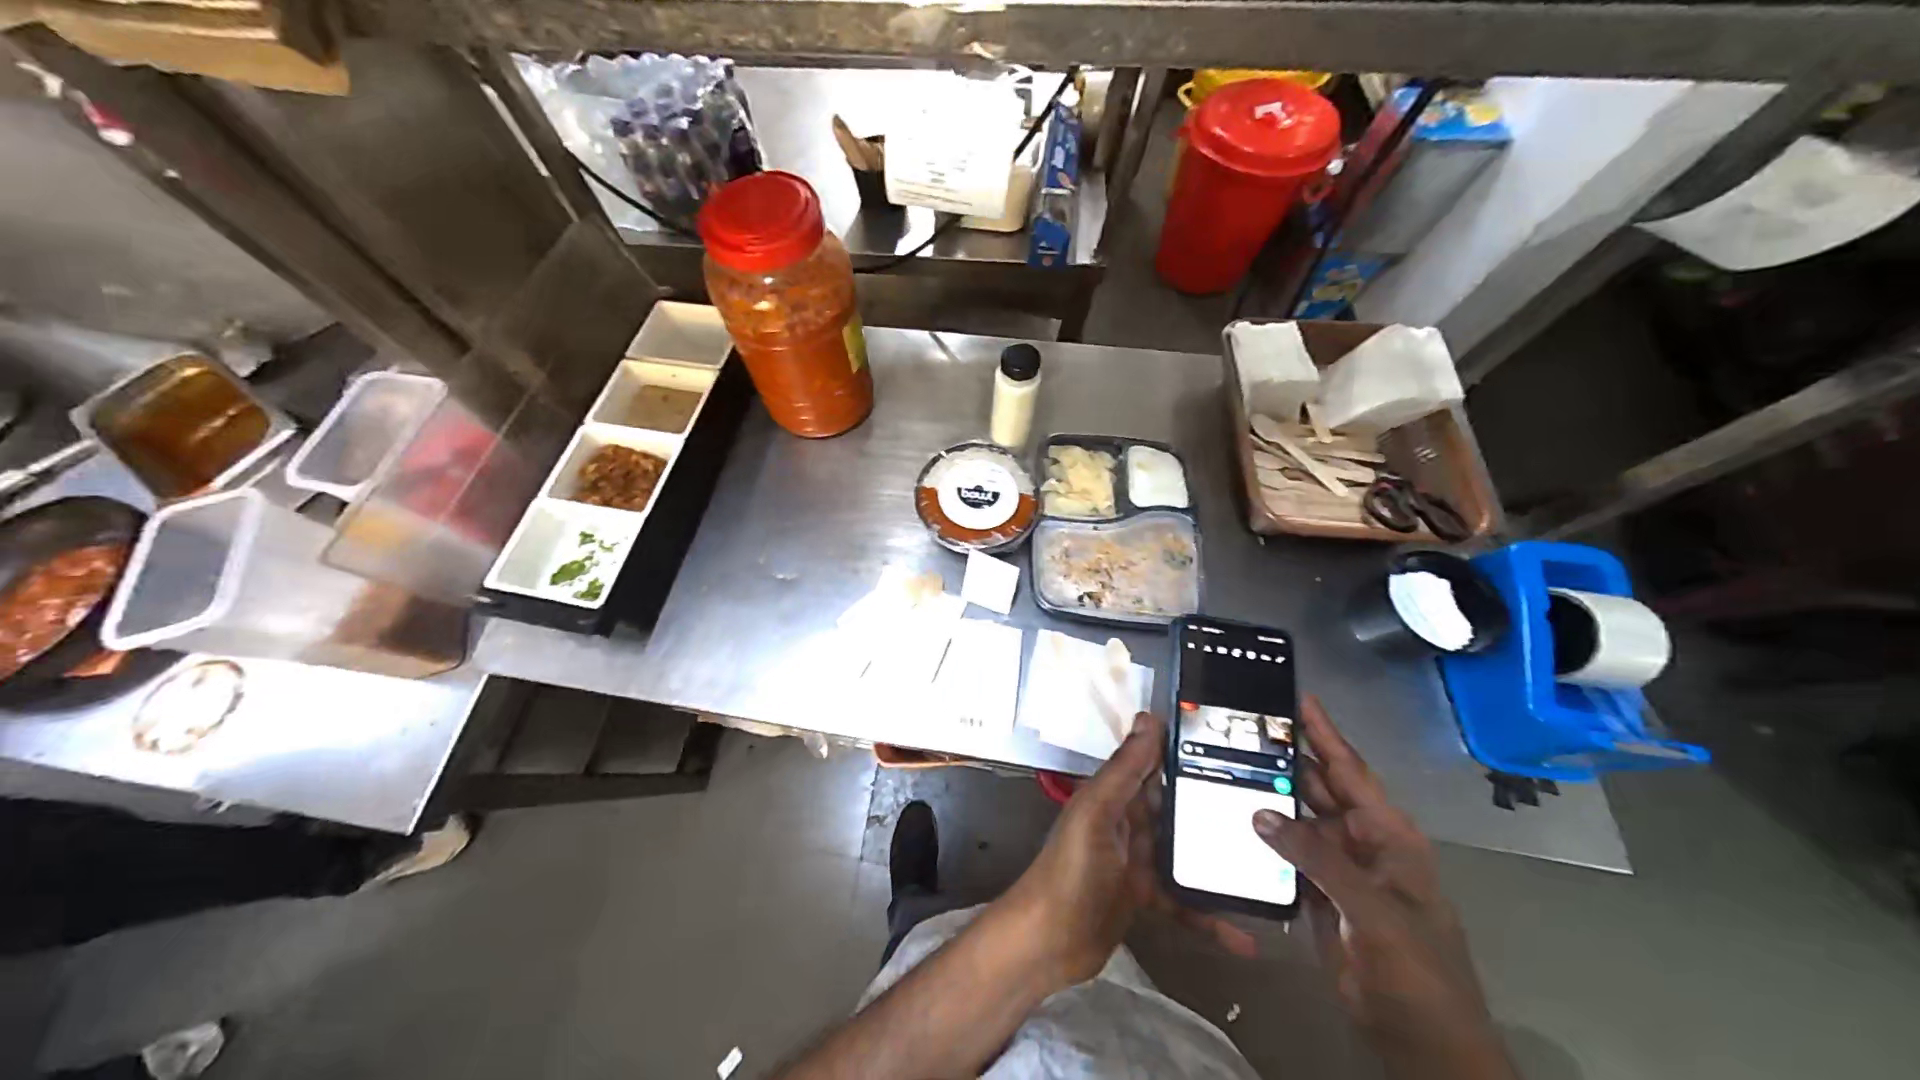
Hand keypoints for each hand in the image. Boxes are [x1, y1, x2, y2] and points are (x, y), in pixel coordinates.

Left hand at [995, 713, 1255, 990]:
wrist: (1048, 941)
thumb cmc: (1070, 870)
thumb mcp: (1096, 813)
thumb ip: (1124, 770)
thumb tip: (1149, 717)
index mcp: (1113, 796)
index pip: (1153, 765)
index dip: (1186, 752)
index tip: (1236, 745)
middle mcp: (1127, 823)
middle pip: (1176, 807)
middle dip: (1215, 804)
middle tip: (1271, 804)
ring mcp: (1138, 862)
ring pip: (1186, 851)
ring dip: (1220, 858)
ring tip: (1270, 861)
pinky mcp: (1146, 898)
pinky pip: (1186, 903)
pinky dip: (1211, 917)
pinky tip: (1247, 937)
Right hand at [1252, 696, 1515, 1079]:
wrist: (1423, 1039)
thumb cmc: (1416, 969)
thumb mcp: (1372, 909)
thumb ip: (1317, 857)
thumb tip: (1260, 814)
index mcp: (1388, 835)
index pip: (1351, 771)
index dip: (1326, 734)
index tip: (1298, 697)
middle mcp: (1363, 842)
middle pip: (1321, 788)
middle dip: (1288, 758)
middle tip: (1244, 727)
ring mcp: (1340, 868)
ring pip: (1300, 820)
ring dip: (1271, 796)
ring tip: (1230, 764)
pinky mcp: (1320, 894)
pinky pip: (1288, 854)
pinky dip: (1265, 837)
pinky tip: (1235, 820)